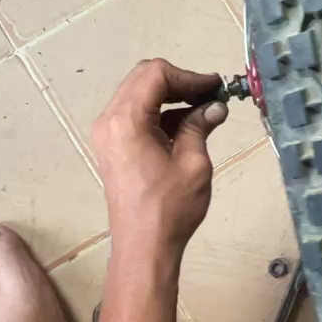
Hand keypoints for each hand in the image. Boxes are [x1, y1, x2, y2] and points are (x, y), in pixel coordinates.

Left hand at [91, 59, 229, 252]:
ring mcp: (106, 133)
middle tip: (210, 95)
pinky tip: (185, 125)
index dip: (188, 76)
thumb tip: (215, 107)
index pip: (156, 74)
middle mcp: (109, 120)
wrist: (143, 247)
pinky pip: (134, 114)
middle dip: (179, 82)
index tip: (215, 87)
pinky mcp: (111, 145)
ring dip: (169, 96)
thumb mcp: (193, 163)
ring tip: (202, 109)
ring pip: (138, 94)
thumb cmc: (169, 208)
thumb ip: (200, 126)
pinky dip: (159, 112)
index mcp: (126, 120)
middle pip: (143, 78)